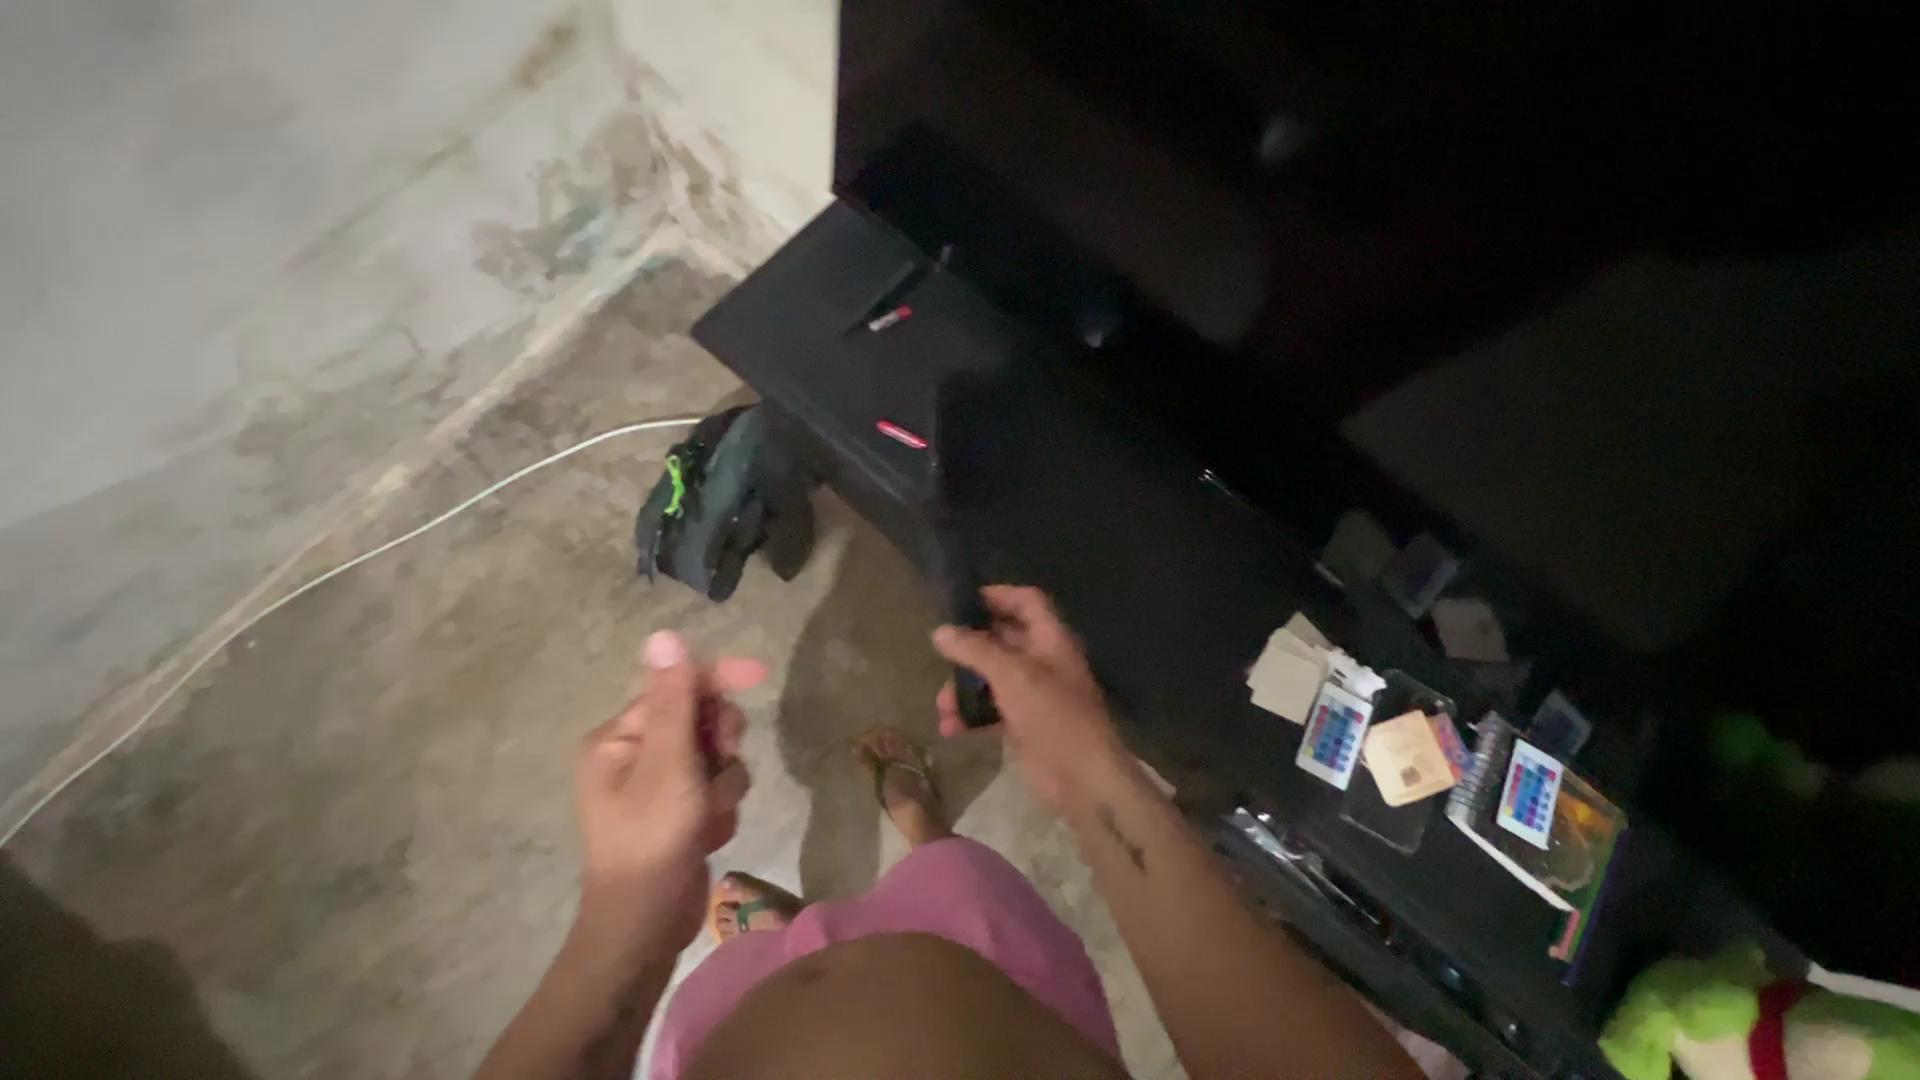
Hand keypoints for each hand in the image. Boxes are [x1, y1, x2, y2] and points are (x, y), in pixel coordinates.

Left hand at [572, 631, 764, 950]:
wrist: (644, 929)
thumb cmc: (651, 841)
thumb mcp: (668, 766)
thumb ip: (674, 700)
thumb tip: (664, 634)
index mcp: (619, 737)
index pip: (677, 687)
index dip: (718, 678)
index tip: (760, 674)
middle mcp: (635, 754)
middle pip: (702, 720)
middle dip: (720, 747)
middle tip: (719, 770)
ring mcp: (659, 785)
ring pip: (718, 757)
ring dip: (724, 786)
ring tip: (708, 818)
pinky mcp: (679, 811)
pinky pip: (717, 788)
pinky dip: (721, 809)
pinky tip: (708, 836)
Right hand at [932, 586, 1129, 814]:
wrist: (1082, 778)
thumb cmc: (1053, 714)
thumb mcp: (1012, 675)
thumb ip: (975, 650)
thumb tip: (940, 631)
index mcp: (1051, 640)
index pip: (1027, 602)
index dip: (999, 595)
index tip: (963, 600)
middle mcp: (1043, 661)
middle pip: (1002, 640)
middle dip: (969, 649)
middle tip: (941, 654)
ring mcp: (1033, 694)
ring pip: (991, 678)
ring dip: (963, 689)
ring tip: (942, 706)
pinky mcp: (1023, 725)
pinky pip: (990, 710)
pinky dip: (971, 716)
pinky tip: (951, 728)